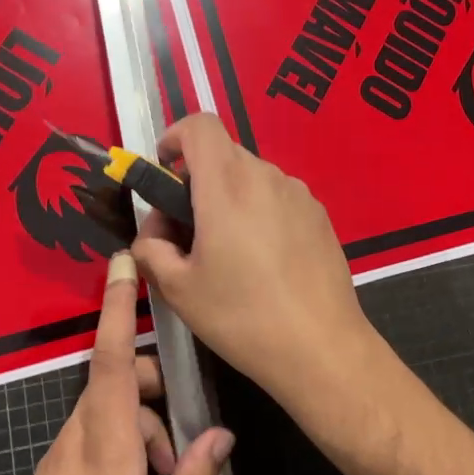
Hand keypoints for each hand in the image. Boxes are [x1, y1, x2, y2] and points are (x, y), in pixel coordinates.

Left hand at [0, 253, 235, 474]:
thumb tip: (220, 437)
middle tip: (181, 452)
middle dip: (153, 392)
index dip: (117, 306)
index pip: (110, 361)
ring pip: (103, 414)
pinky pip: (88, 441)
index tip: (123, 262)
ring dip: (141, 431)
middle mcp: (74, 445)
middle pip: (113, 384)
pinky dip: (119, 450)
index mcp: (105, 454)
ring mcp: (55, 464)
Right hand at [131, 114, 380, 410]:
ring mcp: (298, 194)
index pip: (199, 125)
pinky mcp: (319, 215)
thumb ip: (151, 249)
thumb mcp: (178, 289)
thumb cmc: (242, 316)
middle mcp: (264, 176)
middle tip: (185, 231)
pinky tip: (262, 262)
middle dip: (196, 180)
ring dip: (227, 198)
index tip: (163, 169)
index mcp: (225, 184)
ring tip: (225, 252)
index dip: (174, 137)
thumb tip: (153, 234)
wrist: (322, 348)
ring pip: (250, 177)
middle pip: (222, 154)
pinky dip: (257, 212)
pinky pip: (276, 198)